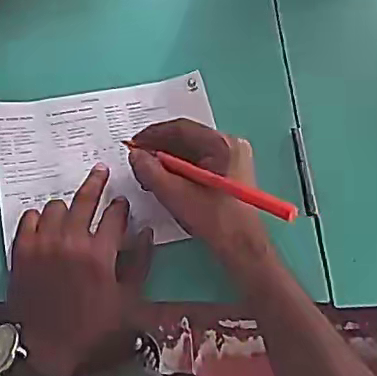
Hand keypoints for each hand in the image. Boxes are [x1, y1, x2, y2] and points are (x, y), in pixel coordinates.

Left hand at [8, 163, 152, 375]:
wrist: (42, 349)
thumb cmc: (89, 329)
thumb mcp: (127, 303)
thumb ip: (140, 264)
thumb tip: (146, 234)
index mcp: (100, 254)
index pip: (115, 215)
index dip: (121, 207)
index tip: (122, 203)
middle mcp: (70, 241)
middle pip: (85, 200)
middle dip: (96, 183)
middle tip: (100, 171)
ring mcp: (42, 244)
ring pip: (56, 207)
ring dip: (68, 206)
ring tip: (72, 209)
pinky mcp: (21, 251)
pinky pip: (29, 219)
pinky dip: (39, 217)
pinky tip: (45, 222)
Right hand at [128, 119, 271, 265]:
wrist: (243, 246)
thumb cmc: (214, 220)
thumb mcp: (176, 194)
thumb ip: (151, 171)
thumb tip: (135, 154)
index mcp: (222, 144)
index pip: (181, 128)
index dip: (153, 135)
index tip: (133, 144)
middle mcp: (230, 144)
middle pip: (186, 138)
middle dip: (159, 147)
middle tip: (138, 158)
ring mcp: (233, 157)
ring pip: (191, 150)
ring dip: (168, 159)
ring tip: (148, 172)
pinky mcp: (230, 171)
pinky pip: (199, 161)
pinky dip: (180, 167)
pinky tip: (165, 180)